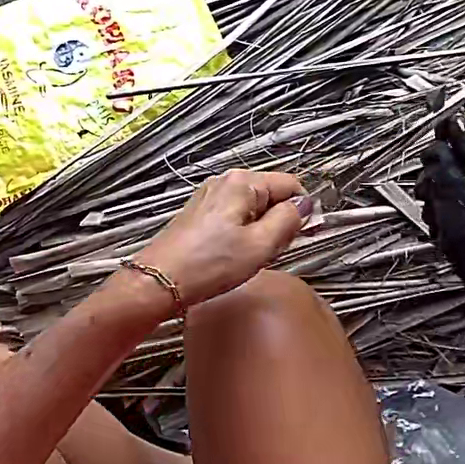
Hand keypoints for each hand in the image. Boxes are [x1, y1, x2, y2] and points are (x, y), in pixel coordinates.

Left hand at [133, 169, 308, 307]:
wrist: (159, 281)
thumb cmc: (205, 265)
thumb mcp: (261, 245)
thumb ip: (288, 221)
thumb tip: (304, 206)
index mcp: (242, 183)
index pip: (291, 185)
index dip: (303, 210)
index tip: (305, 234)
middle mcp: (225, 183)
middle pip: (271, 195)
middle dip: (280, 222)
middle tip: (273, 250)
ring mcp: (210, 197)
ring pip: (253, 208)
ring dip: (261, 231)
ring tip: (251, 256)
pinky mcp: (201, 214)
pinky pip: (235, 218)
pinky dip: (243, 235)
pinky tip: (235, 256)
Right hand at [414, 124, 464, 373]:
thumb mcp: (458, 217)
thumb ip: (445, 180)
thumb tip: (436, 148)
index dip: (449, 137)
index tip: (433, 129)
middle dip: (440, 177)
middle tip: (422, 194)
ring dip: (443, 198)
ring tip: (435, 221)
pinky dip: (453, 214)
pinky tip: (445, 232)